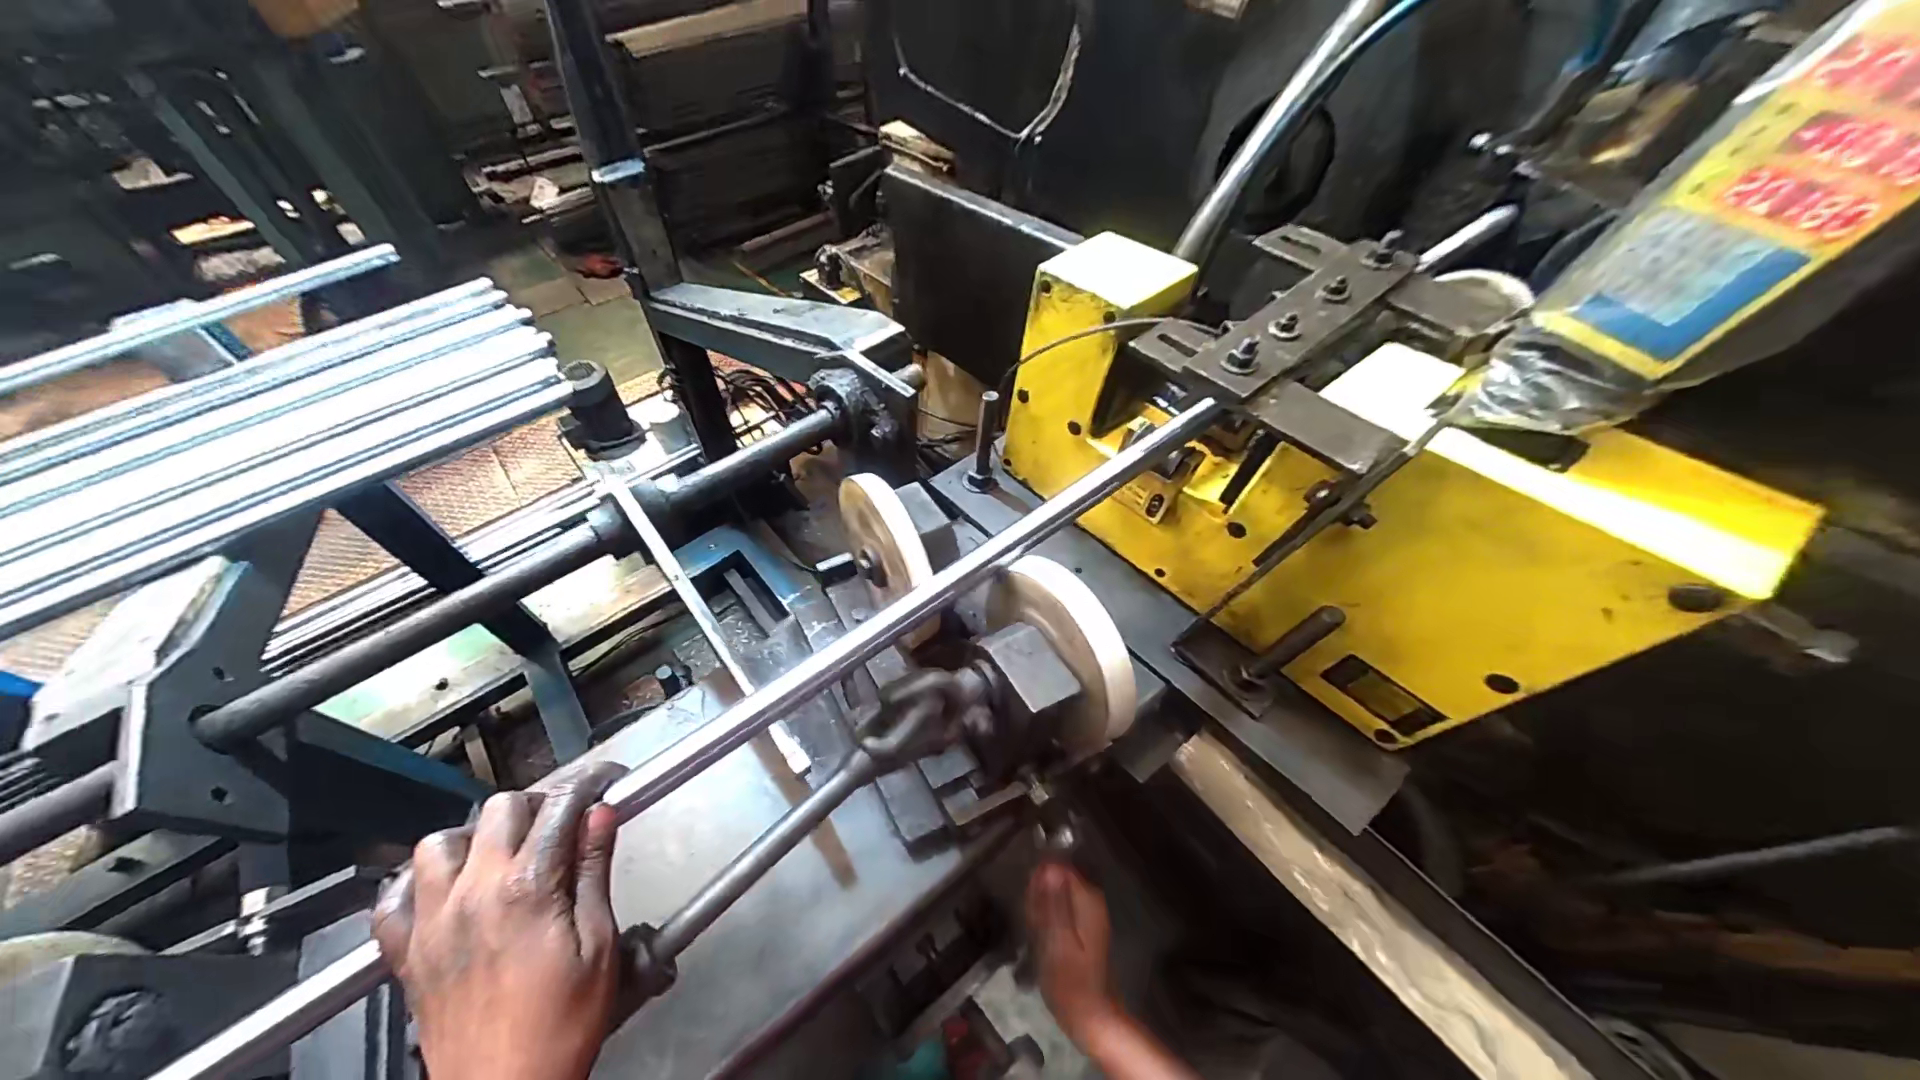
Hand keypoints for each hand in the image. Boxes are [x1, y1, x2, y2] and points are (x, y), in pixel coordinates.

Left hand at [373, 763, 625, 1079]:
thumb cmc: (562, 1021)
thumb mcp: (598, 940)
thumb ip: (594, 869)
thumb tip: (600, 814)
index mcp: (526, 887)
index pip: (559, 806)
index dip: (590, 784)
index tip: (607, 784)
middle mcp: (472, 894)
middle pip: (500, 808)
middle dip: (539, 804)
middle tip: (566, 824)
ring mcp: (432, 923)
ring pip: (441, 842)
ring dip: (479, 836)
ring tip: (509, 852)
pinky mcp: (408, 954)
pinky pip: (394, 899)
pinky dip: (420, 881)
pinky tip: (451, 888)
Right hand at [1026, 859, 1119, 1043]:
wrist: (1090, 1017)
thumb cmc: (1071, 981)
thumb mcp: (1056, 939)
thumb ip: (1053, 901)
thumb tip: (1047, 866)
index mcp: (1087, 898)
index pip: (1058, 867)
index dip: (1039, 881)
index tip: (1030, 905)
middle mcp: (1091, 899)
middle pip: (1056, 880)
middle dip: (1039, 897)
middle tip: (1034, 925)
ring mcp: (1087, 913)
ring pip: (1055, 896)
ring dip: (1040, 910)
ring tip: (1036, 935)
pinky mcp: (1082, 927)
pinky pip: (1058, 910)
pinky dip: (1046, 921)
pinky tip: (1041, 939)